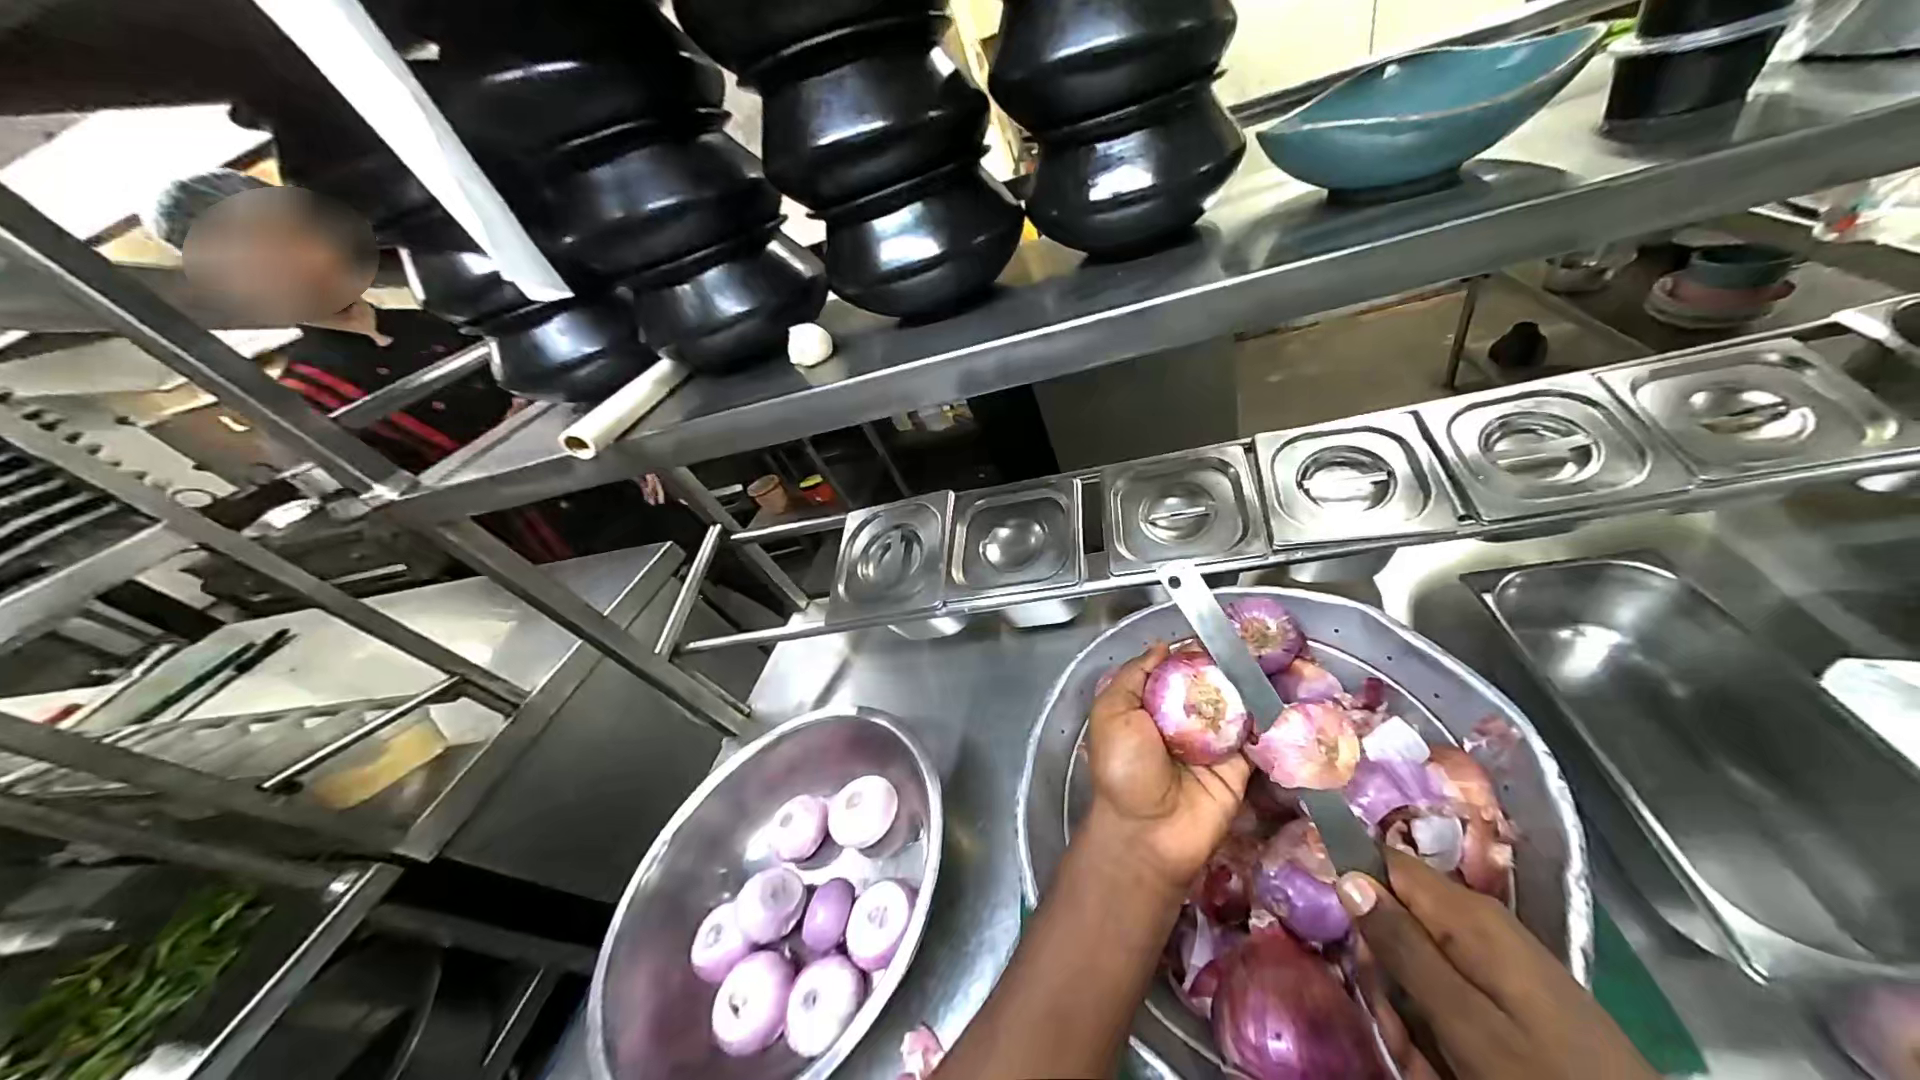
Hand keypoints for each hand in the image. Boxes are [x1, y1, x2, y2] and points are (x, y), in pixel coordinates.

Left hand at [1085, 644, 1250, 890]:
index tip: (1218, 631)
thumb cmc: (1123, 768)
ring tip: (1273, 662)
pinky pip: (1258, 739)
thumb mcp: (1112, 712)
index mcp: (1151, 705)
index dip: (1194, 652)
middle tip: (1255, 643)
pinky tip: (1282, 698)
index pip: (1177, 670)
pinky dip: (1269, 722)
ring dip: (1252, 689)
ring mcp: (1214, 743)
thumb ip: (1134, 676)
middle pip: (1211, 685)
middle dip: (1228, 666)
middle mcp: (1184, 720)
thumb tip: (1163, 646)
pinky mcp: (1240, 767)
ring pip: (1238, 708)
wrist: (1148, 832)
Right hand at [1338, 848, 1658, 1079]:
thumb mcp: (1465, 1023)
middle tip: (1391, 1022)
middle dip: (1381, 968)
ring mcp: (1495, 955)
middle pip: (1395, 917)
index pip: (1386, 861)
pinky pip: (1443, 986)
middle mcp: (1479, 922)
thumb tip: (1347, 878)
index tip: (1339, 932)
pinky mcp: (1505, 987)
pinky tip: (1443, 1062)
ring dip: (1404, 1005)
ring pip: (1413, 958)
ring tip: (1424, 1057)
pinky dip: (1432, 1022)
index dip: (1353, 886)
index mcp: (1467, 916)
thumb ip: (1404, 947)